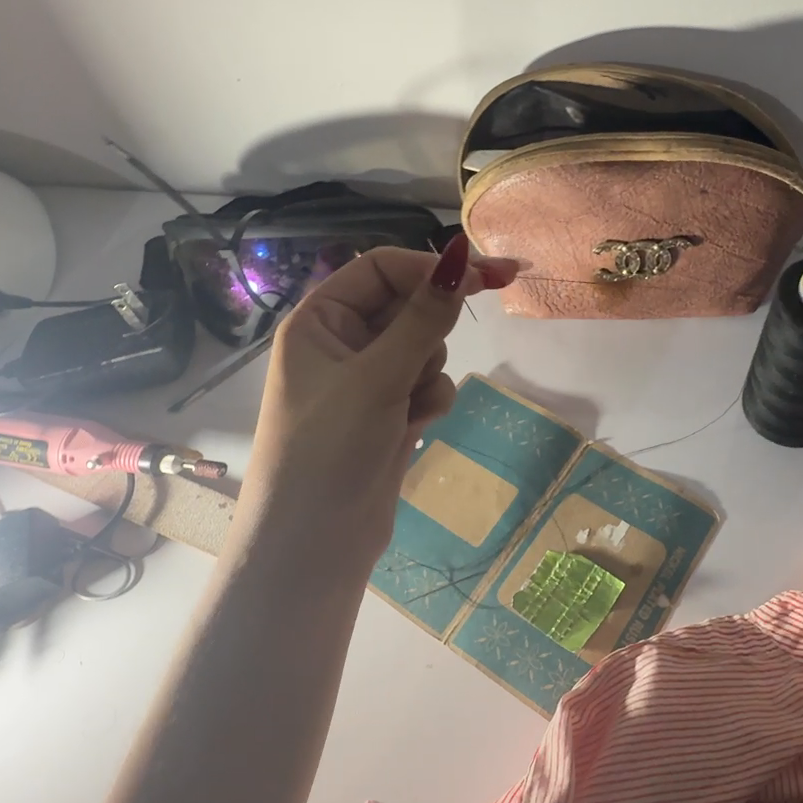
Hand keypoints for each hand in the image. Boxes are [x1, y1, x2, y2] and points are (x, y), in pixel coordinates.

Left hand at [242, 236, 516, 552]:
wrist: (313, 545)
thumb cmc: (329, 450)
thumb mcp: (378, 377)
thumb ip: (425, 317)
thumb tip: (463, 257)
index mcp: (320, 320)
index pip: (385, 269)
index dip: (435, 268)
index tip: (489, 277)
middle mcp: (341, 342)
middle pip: (409, 305)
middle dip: (432, 327)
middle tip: (467, 328)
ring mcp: (366, 379)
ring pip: (425, 346)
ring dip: (429, 370)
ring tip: (409, 406)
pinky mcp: (387, 412)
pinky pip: (427, 383)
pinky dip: (430, 400)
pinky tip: (414, 428)